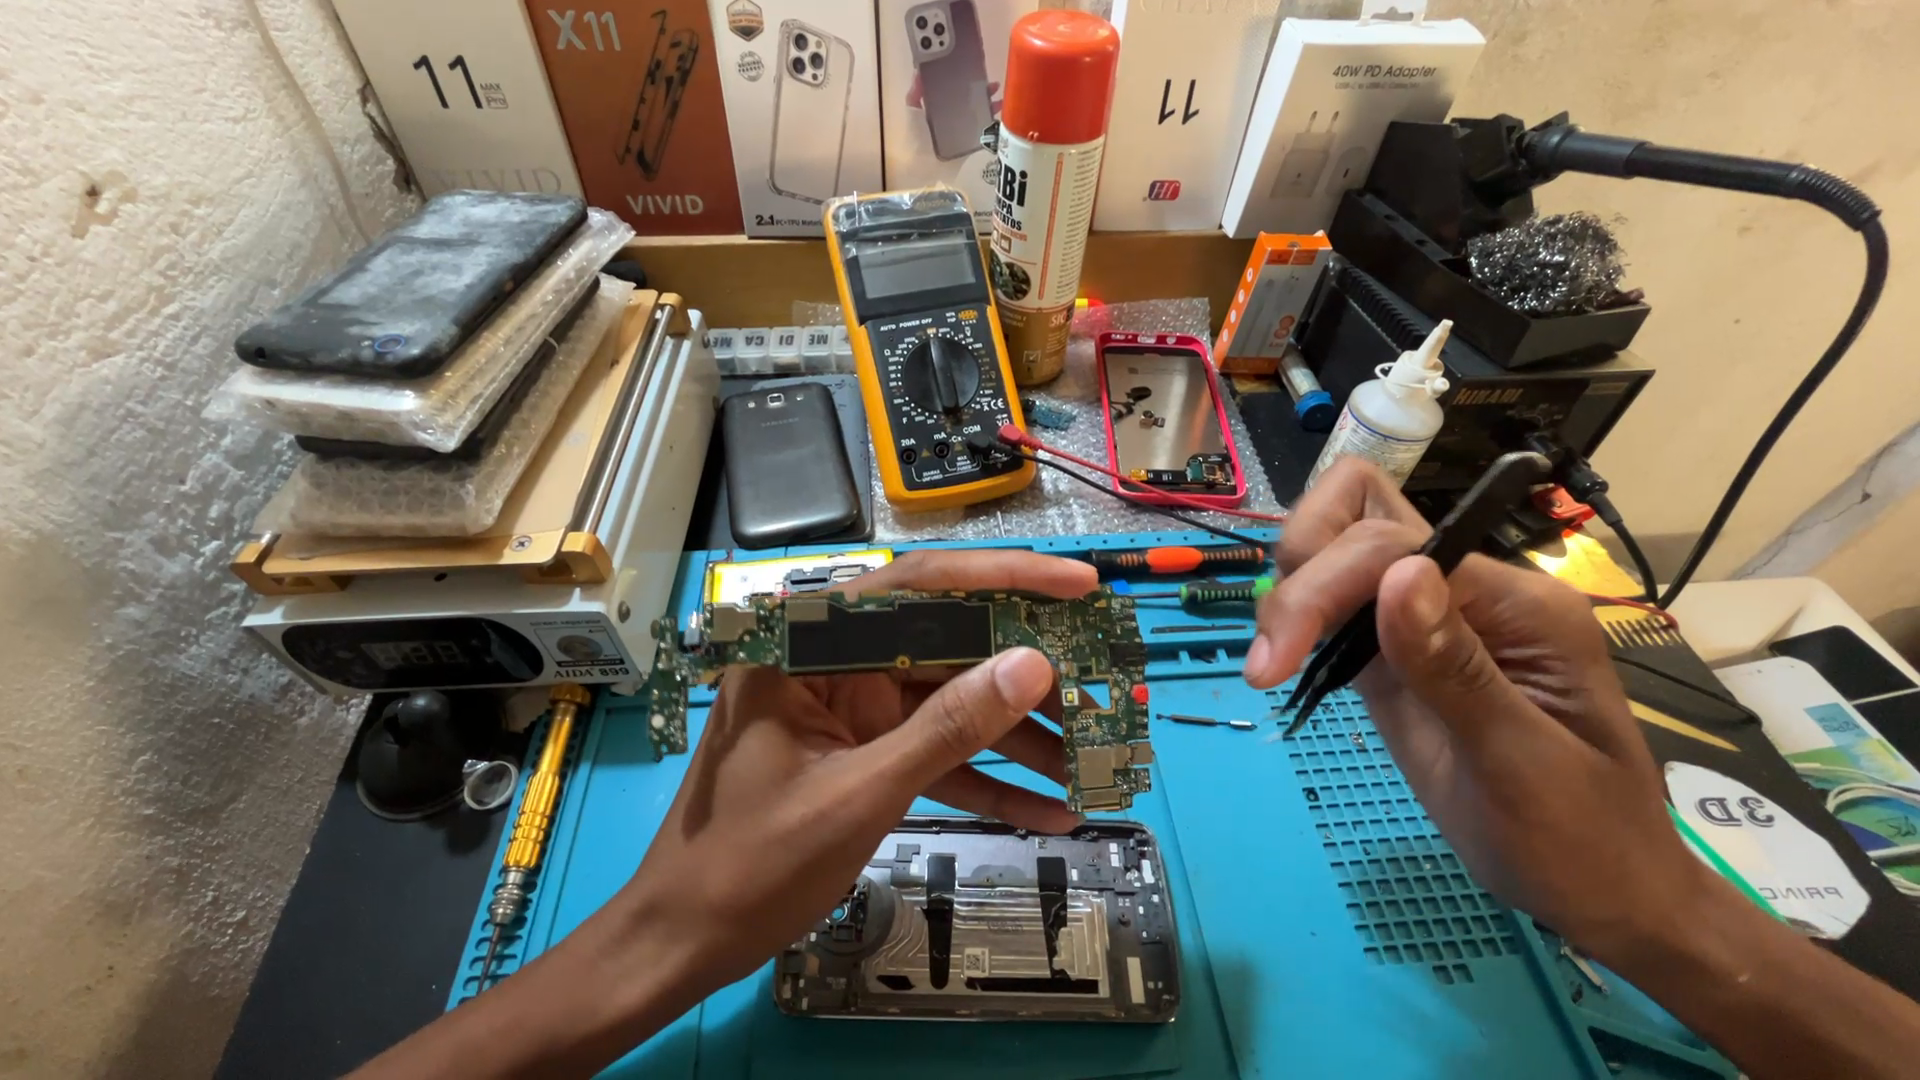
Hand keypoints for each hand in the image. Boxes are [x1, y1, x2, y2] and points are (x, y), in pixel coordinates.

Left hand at [612, 550, 1093, 996]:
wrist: (684, 942)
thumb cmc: (749, 863)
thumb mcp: (859, 792)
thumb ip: (947, 728)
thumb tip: (1032, 664)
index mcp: (810, 645)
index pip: (919, 586)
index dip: (1004, 577)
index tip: (1076, 583)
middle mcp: (835, 663)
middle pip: (948, 645)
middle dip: (1026, 670)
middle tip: (1102, 676)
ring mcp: (853, 711)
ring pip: (951, 705)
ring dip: (1017, 736)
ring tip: (1093, 758)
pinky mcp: (865, 755)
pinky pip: (937, 756)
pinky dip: (985, 781)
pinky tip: (1047, 810)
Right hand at [1247, 459, 1713, 958]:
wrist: (1597, 890)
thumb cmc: (1577, 838)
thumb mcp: (1521, 762)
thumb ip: (1455, 667)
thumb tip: (1397, 575)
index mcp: (1513, 602)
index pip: (1392, 544)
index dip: (1323, 586)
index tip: (1273, 663)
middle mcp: (1466, 589)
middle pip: (1360, 513)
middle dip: (1300, 570)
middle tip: (1273, 656)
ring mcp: (1424, 616)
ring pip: (1336, 546)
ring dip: (1290, 590)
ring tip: (1274, 665)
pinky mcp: (1390, 650)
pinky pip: (1332, 600)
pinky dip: (1296, 618)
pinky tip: (1285, 664)